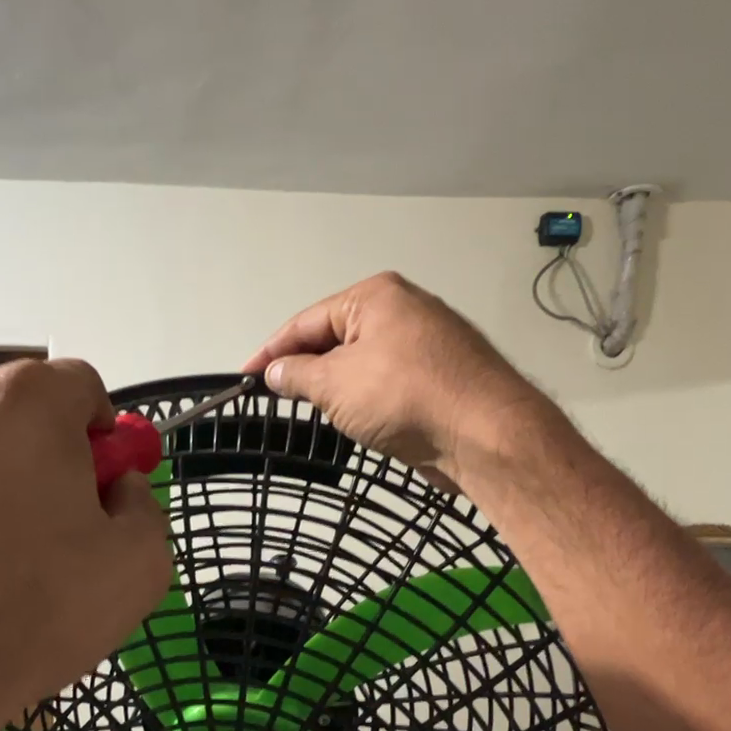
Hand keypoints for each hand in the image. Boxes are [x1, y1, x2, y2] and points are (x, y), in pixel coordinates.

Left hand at [0, 358, 170, 730]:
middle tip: (40, 531)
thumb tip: (117, 489)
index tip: (95, 493)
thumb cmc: (28, 614)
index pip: (83, 389)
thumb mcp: (138, 566)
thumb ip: (145, 505)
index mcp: (23, 397)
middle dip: (36, 455)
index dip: (100, 441)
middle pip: (13, 409)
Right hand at [243, 272, 534, 482]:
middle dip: (306, 368)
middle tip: (277, 398)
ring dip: (336, 388)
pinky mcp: (440, 377)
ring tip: (315, 412)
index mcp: (376, 297)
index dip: (271, 351)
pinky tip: (357, 420)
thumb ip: (296, 376)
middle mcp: (404, 310)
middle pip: (336, 338)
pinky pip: (387, 382)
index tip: (246, 376)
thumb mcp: (335, 385)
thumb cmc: (405, 396)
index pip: (307, 321)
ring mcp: (427, 344)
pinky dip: (365, 398)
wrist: (484, 433)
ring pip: (362, 363)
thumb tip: (274, 372)